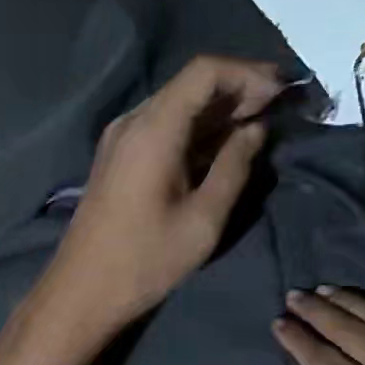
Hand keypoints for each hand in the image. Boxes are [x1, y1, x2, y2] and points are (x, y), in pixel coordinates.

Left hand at [46, 56, 283, 327]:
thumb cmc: (146, 259)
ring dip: (222, 107)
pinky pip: (168, 125)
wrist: (83, 291)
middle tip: (281, 103)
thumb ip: (235, 166)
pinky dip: (201, 126)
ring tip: (263, 119)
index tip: (282, 90)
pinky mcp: (123, 154)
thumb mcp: (204, 218)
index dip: (248, 73)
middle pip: (192, 83)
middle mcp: (135, 120)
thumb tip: (257, 129)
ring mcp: (124, 136)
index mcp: (154, 129)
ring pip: (181, 103)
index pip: (205, 72)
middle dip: (240, 87)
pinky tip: (228, 141)